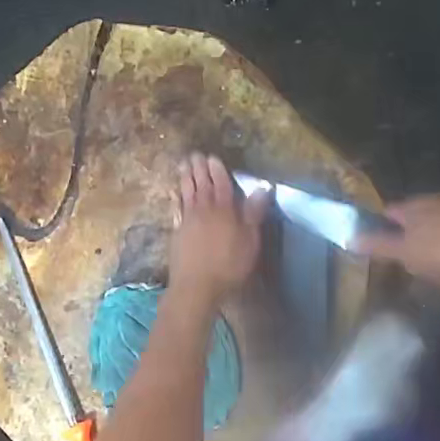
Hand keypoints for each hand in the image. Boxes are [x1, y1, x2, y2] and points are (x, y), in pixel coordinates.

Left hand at [168, 154, 268, 302]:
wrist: (196, 286)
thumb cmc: (229, 266)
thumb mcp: (250, 241)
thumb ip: (254, 214)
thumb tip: (262, 188)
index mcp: (224, 210)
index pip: (222, 184)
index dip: (218, 170)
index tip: (213, 157)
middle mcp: (204, 210)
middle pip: (201, 185)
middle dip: (199, 169)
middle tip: (195, 154)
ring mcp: (188, 220)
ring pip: (187, 193)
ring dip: (186, 177)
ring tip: (184, 164)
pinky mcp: (177, 232)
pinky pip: (177, 207)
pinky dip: (178, 197)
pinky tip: (177, 193)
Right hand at [355, 195, 439, 282]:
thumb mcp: (406, 254)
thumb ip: (378, 246)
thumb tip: (349, 238)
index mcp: (414, 205)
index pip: (387, 212)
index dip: (380, 229)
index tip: (381, 249)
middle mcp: (436, 199)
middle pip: (413, 217)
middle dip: (409, 235)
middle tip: (408, 261)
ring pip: (438, 223)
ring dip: (434, 240)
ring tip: (436, 265)